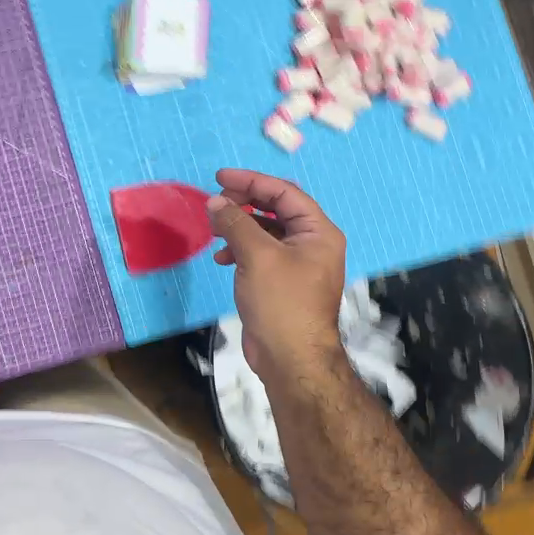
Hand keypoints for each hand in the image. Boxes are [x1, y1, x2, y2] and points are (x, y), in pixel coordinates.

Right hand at [207, 169, 347, 380]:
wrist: (291, 357)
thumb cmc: (281, 302)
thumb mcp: (256, 256)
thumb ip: (236, 223)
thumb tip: (215, 202)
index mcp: (318, 232)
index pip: (284, 192)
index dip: (251, 181)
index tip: (219, 177)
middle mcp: (312, 243)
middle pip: (276, 208)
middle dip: (244, 202)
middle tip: (215, 203)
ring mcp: (297, 263)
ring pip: (265, 230)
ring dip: (239, 225)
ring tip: (215, 230)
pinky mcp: (281, 281)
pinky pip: (260, 252)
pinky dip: (240, 249)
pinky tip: (222, 258)